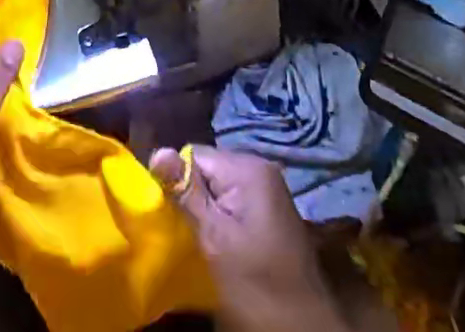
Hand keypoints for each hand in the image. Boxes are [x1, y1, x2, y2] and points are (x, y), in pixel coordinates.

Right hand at [150, 146, 348, 331]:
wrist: (305, 331)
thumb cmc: (257, 285)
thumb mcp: (215, 239)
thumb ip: (187, 193)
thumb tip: (158, 150)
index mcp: (248, 168)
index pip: (193, 155)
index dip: (176, 181)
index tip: (168, 213)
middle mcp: (260, 169)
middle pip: (206, 169)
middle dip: (190, 196)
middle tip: (184, 230)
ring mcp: (267, 191)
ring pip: (217, 187)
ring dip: (204, 211)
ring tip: (199, 239)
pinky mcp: (269, 213)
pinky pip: (232, 202)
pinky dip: (220, 220)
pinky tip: (218, 245)